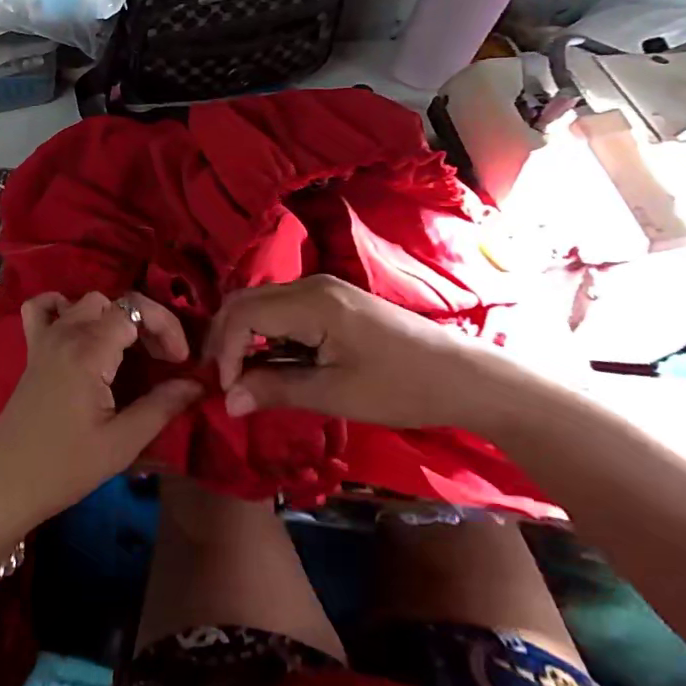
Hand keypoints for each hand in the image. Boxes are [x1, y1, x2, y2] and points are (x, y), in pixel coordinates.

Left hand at [0, 291, 201, 553]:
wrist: (6, 485)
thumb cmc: (65, 467)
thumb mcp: (122, 443)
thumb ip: (161, 407)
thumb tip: (197, 383)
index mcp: (88, 351)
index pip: (135, 309)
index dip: (165, 327)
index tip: (180, 361)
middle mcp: (65, 333)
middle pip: (114, 302)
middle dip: (145, 322)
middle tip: (162, 360)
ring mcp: (45, 339)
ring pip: (85, 302)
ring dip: (113, 317)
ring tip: (130, 350)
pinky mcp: (33, 351)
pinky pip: (43, 309)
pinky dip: (63, 308)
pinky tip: (80, 331)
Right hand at [203, 275, 531, 431]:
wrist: (461, 375)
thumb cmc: (401, 386)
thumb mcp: (335, 394)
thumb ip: (276, 389)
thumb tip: (227, 401)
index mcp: (311, 302)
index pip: (243, 314)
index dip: (225, 352)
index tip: (229, 392)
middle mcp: (310, 285)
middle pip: (245, 301)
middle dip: (226, 340)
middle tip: (223, 382)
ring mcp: (322, 290)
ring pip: (261, 304)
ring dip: (244, 337)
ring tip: (242, 377)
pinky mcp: (332, 301)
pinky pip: (282, 310)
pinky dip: (266, 334)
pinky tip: (271, 363)